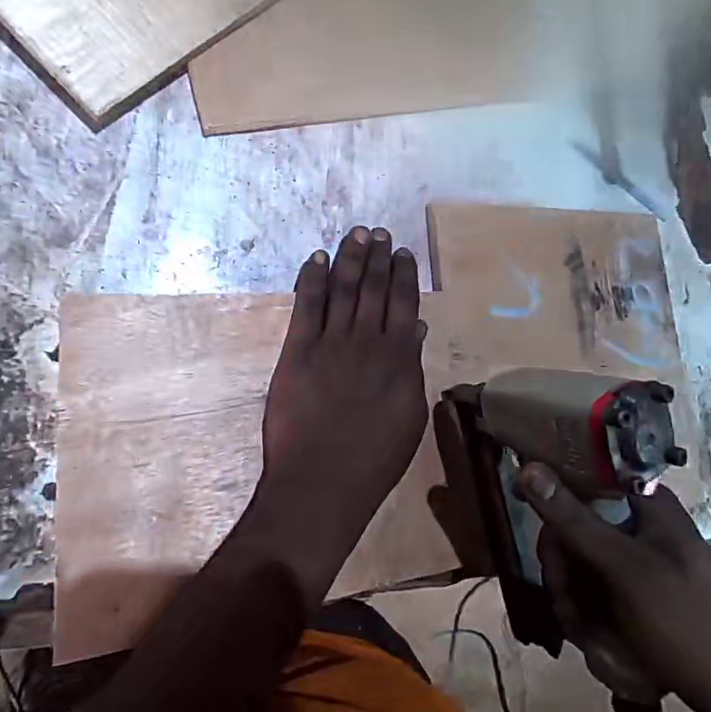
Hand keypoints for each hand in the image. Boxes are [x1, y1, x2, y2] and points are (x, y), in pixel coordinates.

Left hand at [237, 227, 427, 598]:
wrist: (323, 479)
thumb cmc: (373, 458)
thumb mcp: (408, 415)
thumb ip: (410, 368)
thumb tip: (413, 329)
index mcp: (398, 358)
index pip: (403, 303)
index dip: (403, 274)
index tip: (403, 253)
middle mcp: (367, 341)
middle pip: (373, 288)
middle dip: (377, 257)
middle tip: (378, 232)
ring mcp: (330, 343)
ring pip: (343, 289)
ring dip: (350, 259)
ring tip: (356, 235)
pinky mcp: (297, 351)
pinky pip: (306, 306)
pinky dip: (312, 278)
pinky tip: (317, 258)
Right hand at [519, 463, 710, 711]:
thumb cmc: (687, 623)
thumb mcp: (624, 569)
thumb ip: (574, 520)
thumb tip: (528, 467)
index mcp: (647, 503)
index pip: (582, 476)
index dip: (551, 496)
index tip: (533, 526)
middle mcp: (640, 523)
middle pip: (571, 527)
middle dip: (563, 571)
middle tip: (568, 603)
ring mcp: (637, 560)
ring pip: (575, 564)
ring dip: (572, 600)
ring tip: (589, 634)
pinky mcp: (634, 592)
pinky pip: (590, 591)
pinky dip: (586, 615)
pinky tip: (598, 641)